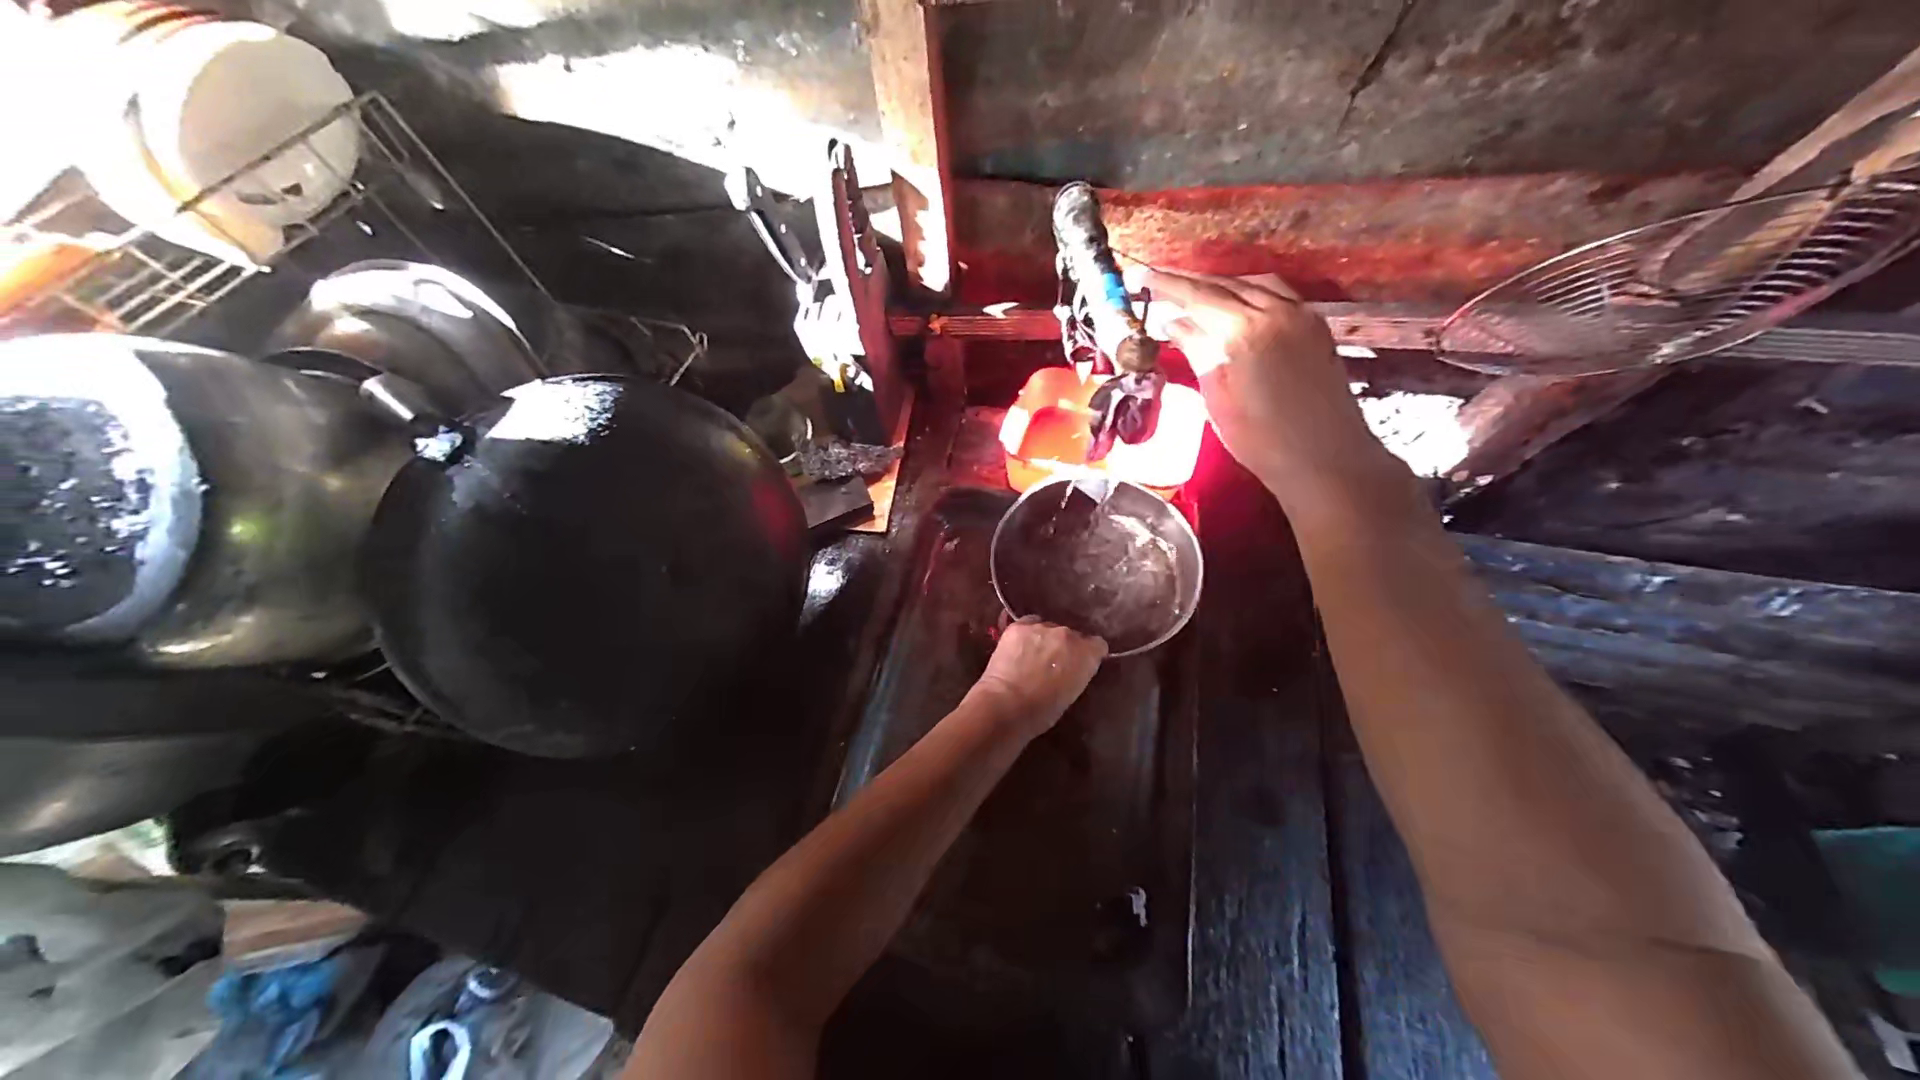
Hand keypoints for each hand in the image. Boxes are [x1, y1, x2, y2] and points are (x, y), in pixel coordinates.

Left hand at [967, 617, 1106, 737]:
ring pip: (1048, 628)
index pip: (1097, 645)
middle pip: (1071, 635)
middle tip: (1052, 664)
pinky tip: (1017, 648)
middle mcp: (1067, 634)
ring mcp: (1042, 627)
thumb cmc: (1042, 710)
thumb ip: (1077, 673)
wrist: (1008, 704)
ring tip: (1031, 656)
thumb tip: (1070, 669)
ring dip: (1044, 640)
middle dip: (1064, 647)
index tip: (1081, 664)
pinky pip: (1027, 624)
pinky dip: (1025, 634)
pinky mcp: (1018, 626)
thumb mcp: (1072, 694)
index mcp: (1087, 653)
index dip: (1089, 654)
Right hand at [1133, 268, 1397, 504]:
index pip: (1198, 296)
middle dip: (1190, 283)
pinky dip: (1249, 293)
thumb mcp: (1218, 398)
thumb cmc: (1261, 440)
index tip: (1140, 276)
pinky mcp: (1315, 327)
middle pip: (1225, 284)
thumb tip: (1174, 323)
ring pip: (1253, 284)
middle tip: (1159, 284)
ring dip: (1221, 285)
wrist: (1326, 459)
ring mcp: (1301, 316)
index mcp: (1244, 331)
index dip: (1166, 285)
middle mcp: (1276, 311)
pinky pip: (1277, 295)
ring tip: (1194, 295)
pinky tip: (1235, 306)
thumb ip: (1198, 351)